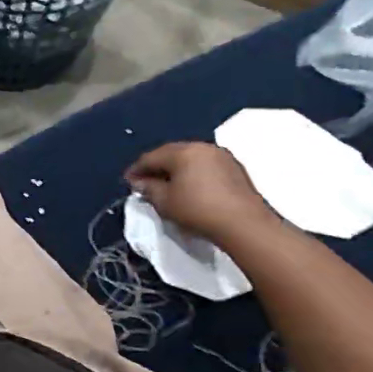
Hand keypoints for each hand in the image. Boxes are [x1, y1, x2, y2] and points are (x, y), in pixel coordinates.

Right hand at [125, 142, 281, 243]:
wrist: (244, 223)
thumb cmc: (197, 209)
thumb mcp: (164, 201)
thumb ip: (148, 188)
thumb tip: (139, 182)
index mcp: (183, 152)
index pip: (151, 157)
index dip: (136, 169)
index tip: (127, 182)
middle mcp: (203, 147)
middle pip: (171, 153)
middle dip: (156, 166)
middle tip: (144, 181)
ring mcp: (222, 156)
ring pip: (189, 158)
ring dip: (174, 169)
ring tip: (165, 184)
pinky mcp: (235, 168)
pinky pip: (204, 165)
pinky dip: (192, 172)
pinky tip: (187, 186)